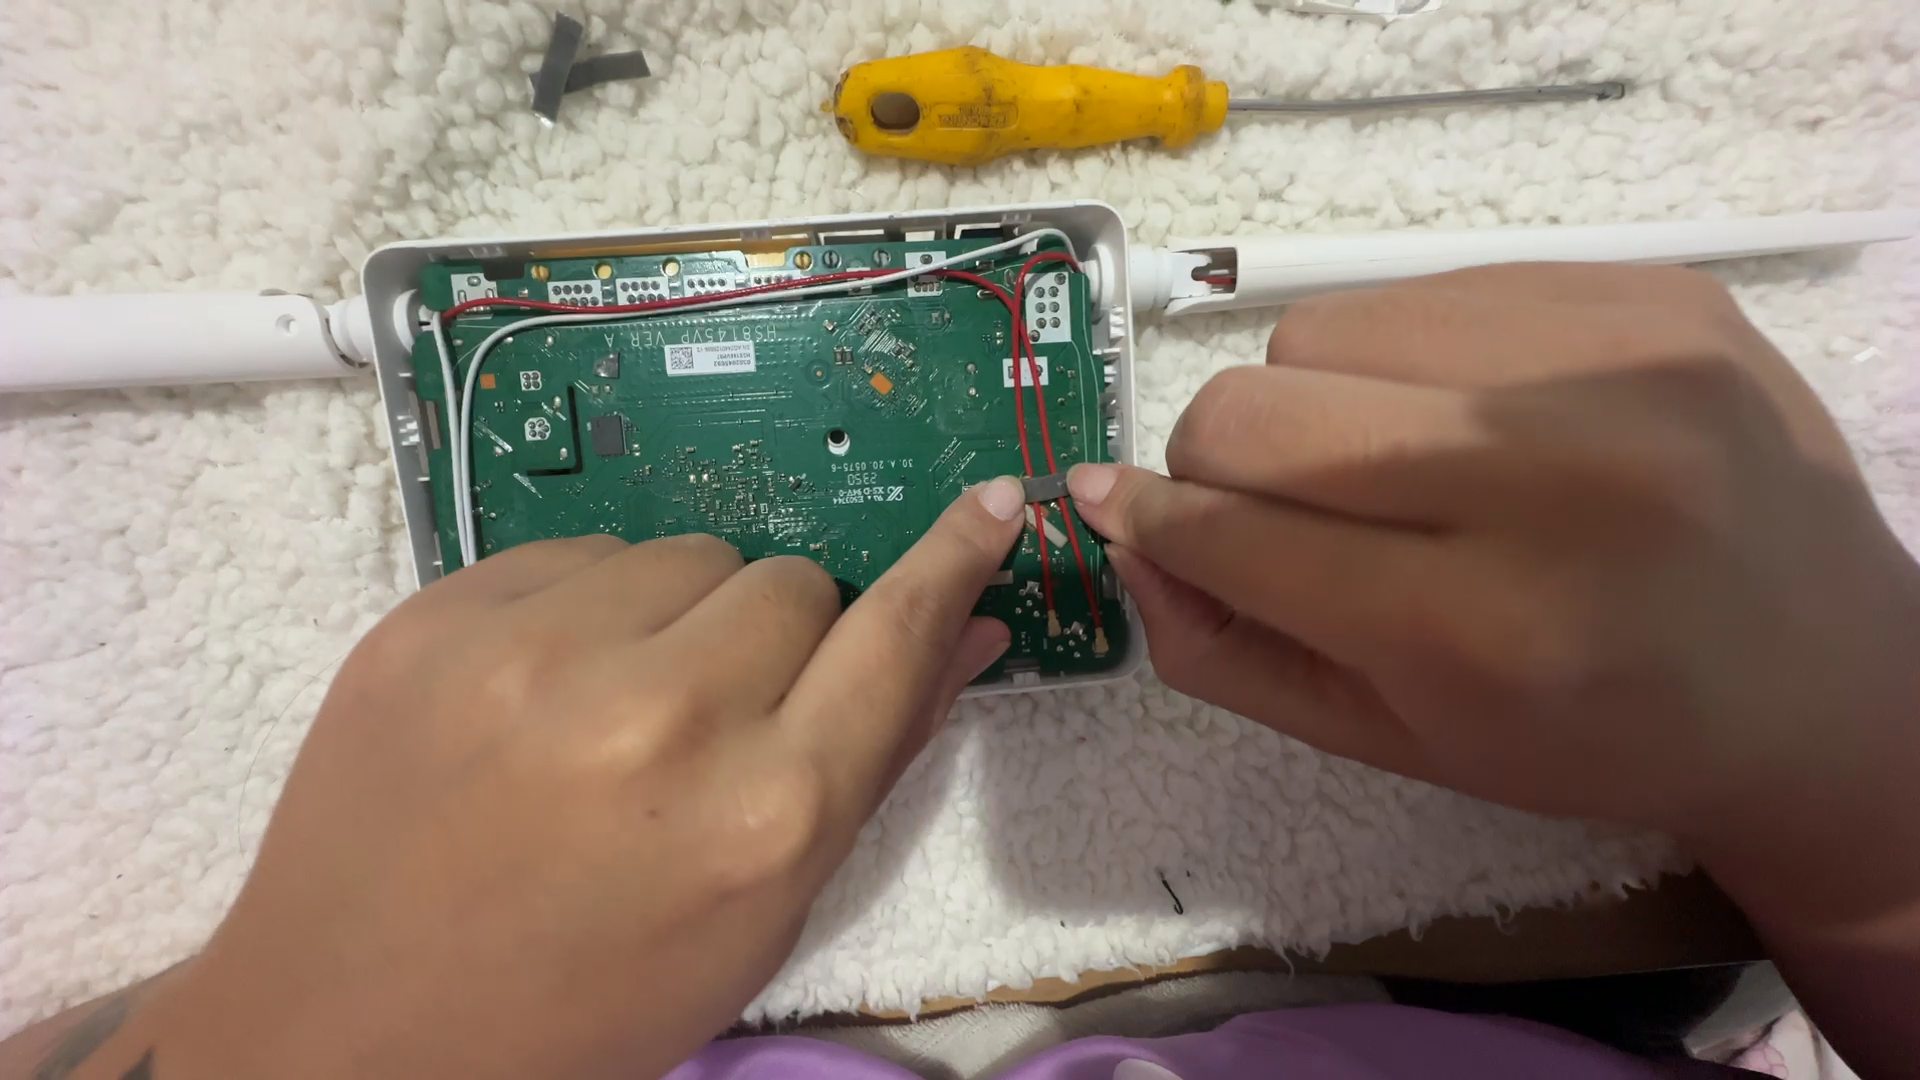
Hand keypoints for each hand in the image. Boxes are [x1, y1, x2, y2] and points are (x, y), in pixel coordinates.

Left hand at [117, 479, 1027, 1079]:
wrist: (354, 1036)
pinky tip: (552, 683)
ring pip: (698, 553)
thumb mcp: (779, 899)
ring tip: (630, 698)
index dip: (953, 560)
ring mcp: (533, 654)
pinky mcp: (438, 616)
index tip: (996, 500)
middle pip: (795, 582)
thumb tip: (974, 627)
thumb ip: (886, 746)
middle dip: (787, 634)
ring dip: (695, 612)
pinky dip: (601, 604)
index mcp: (765, 812)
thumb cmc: (610, 986)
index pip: (895, 636)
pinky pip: (592, 552)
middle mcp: (661, 717)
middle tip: (729, 710)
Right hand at [1067, 264, 1919, 1072]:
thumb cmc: (1566, 736)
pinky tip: (1454, 417)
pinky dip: (1385, 360)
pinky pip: (1407, 295)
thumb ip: (1214, 646)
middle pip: (1248, 411)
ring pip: (1311, 335)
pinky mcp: (1643, 288)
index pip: (1229, 532)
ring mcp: (1610, 361)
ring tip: (1377, 463)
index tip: (1101, 501)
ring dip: (1302, 407)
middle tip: (1265, 506)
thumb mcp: (1368, 736)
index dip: (1143, 516)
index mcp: (1475, 628)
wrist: (1827, 685)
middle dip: (1213, 464)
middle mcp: (1550, 476)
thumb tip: (1117, 530)